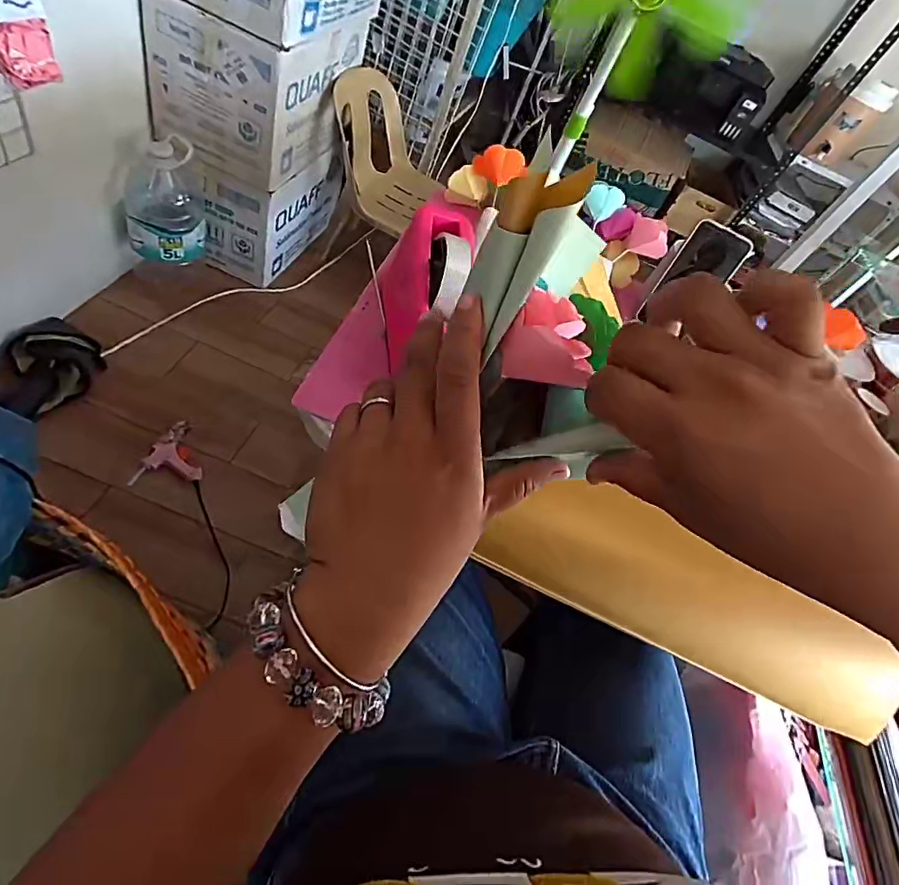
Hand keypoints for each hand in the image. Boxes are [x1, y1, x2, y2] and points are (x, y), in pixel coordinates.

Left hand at [297, 295, 565, 681]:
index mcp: (455, 455)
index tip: (469, 304)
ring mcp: (370, 441)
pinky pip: (356, 410)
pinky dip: (369, 411)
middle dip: (429, 334)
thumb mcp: (478, 520)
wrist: (359, 594)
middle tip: (437, 316)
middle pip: (418, 366)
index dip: (466, 335)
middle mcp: (413, 438)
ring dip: (398, 382)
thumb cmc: (430, 559)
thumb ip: (517, 483)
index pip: (461, 378)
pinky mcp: (336, 450)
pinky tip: (376, 434)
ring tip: (405, 402)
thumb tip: (562, 464)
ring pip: (384, 386)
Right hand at [584, 270, 898, 668]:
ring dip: (673, 305)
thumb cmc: (772, 535)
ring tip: (677, 327)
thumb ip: (639, 479)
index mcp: (679, 431)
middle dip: (625, 359)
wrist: (864, 533)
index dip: (600, 397)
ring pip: (699, 297)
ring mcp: (764, 359)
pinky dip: (763, 289)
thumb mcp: (692, 513)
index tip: (614, 410)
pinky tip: (746, 309)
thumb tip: (596, 465)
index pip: (608, 388)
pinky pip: (787, 293)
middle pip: (637, 339)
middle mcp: (713, 383)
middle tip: (643, 379)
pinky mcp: (808, 348)